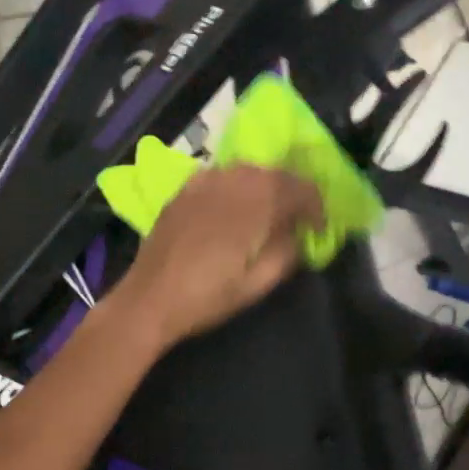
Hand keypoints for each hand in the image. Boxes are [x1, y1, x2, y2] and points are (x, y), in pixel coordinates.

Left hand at [106, 164, 322, 348]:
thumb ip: (287, 252)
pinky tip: (232, 207)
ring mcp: (204, 181)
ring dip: (264, 186)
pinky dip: (235, 186)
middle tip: (297, 219)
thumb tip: (299, 234)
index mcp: (257, 202)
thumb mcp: (258, 283)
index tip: (319, 229)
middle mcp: (232, 180)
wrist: (149, 299)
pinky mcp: (183, 190)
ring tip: (267, 212)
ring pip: (247, 170)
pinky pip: (219, 176)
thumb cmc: (208, 297)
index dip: (316, 207)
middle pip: (274, 173)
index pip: (301, 187)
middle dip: (292, 193)